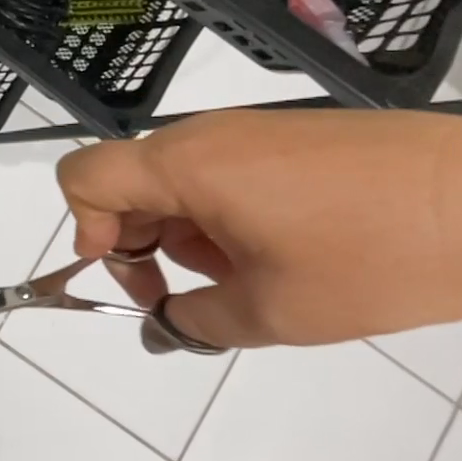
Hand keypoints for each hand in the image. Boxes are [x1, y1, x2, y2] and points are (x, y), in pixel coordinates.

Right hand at [57, 109, 461, 348]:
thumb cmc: (379, 255)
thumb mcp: (278, 310)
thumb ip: (196, 322)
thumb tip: (161, 329)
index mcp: (182, 165)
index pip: (81, 176)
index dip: (84, 226)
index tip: (128, 270)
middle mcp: (202, 136)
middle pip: (128, 184)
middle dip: (142, 242)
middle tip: (190, 291)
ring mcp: (249, 131)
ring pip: (177, 182)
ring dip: (189, 233)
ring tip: (254, 275)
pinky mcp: (290, 135)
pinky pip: (223, 172)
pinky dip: (227, 214)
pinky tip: (287, 249)